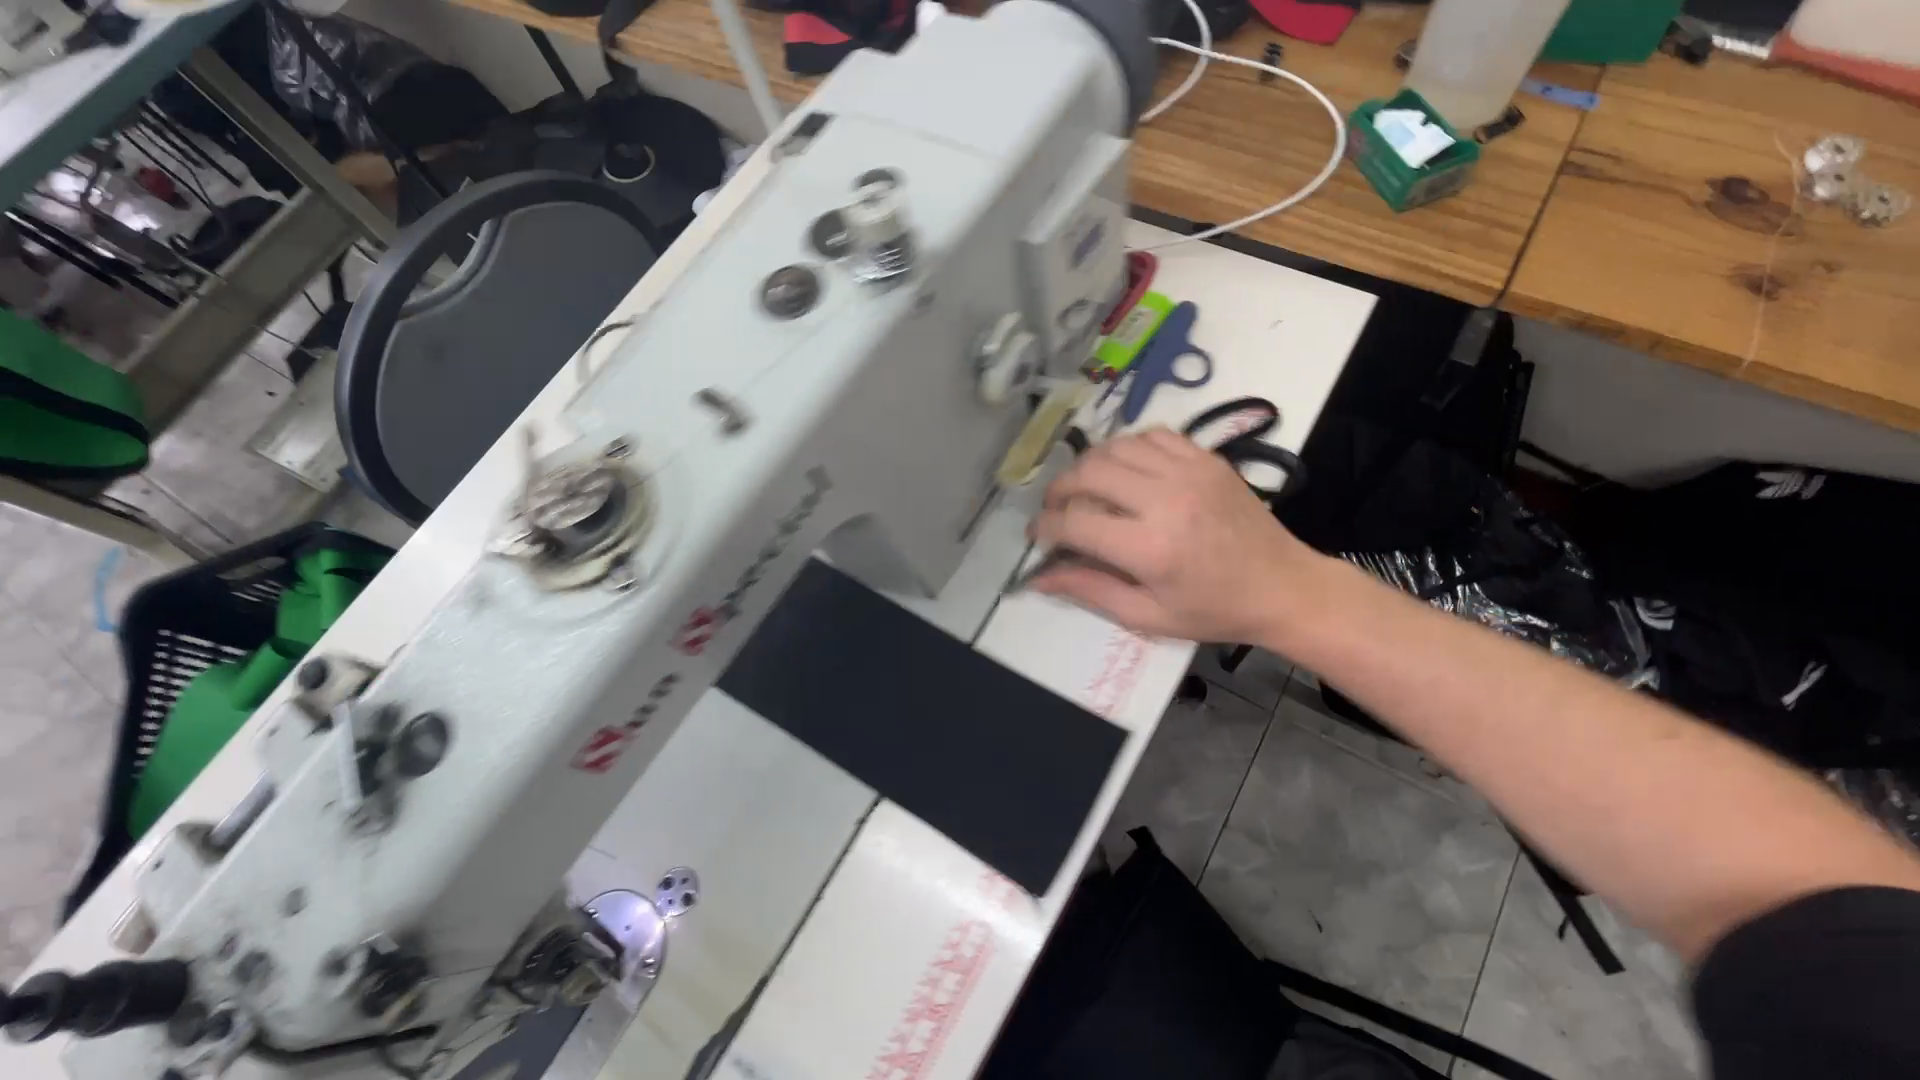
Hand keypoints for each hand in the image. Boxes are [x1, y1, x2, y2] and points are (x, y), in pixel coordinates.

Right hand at [1027, 428, 1325, 642]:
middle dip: (1060, 490)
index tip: (1038, 536)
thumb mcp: (1148, 615)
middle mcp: (1166, 500)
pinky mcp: (1206, 458)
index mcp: (1150, 548)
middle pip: (1089, 473)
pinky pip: (1151, 435)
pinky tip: (1127, 471)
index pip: (1074, 523)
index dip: (1045, 528)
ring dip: (1091, 465)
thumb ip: (1090, 590)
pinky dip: (1128, 448)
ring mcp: (1189, 472)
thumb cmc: (1214, 611)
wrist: (1283, 586)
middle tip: (1057, 510)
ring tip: (1087, 488)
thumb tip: (1038, 577)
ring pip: (1116, 447)